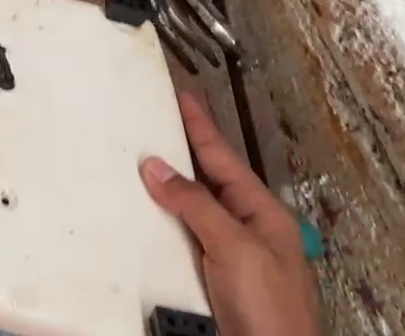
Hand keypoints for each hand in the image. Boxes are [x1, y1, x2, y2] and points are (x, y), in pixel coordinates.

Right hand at [141, 92, 322, 335]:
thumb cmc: (269, 309)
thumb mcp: (237, 249)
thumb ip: (196, 204)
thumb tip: (153, 165)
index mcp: (262, 214)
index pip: (222, 158)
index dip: (200, 125)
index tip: (182, 95)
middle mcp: (244, 229)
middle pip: (205, 179)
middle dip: (178, 150)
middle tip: (149, 120)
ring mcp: (227, 254)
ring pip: (189, 207)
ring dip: (163, 186)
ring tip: (135, 159)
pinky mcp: (207, 277)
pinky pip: (177, 236)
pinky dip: (157, 219)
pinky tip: (139, 211)